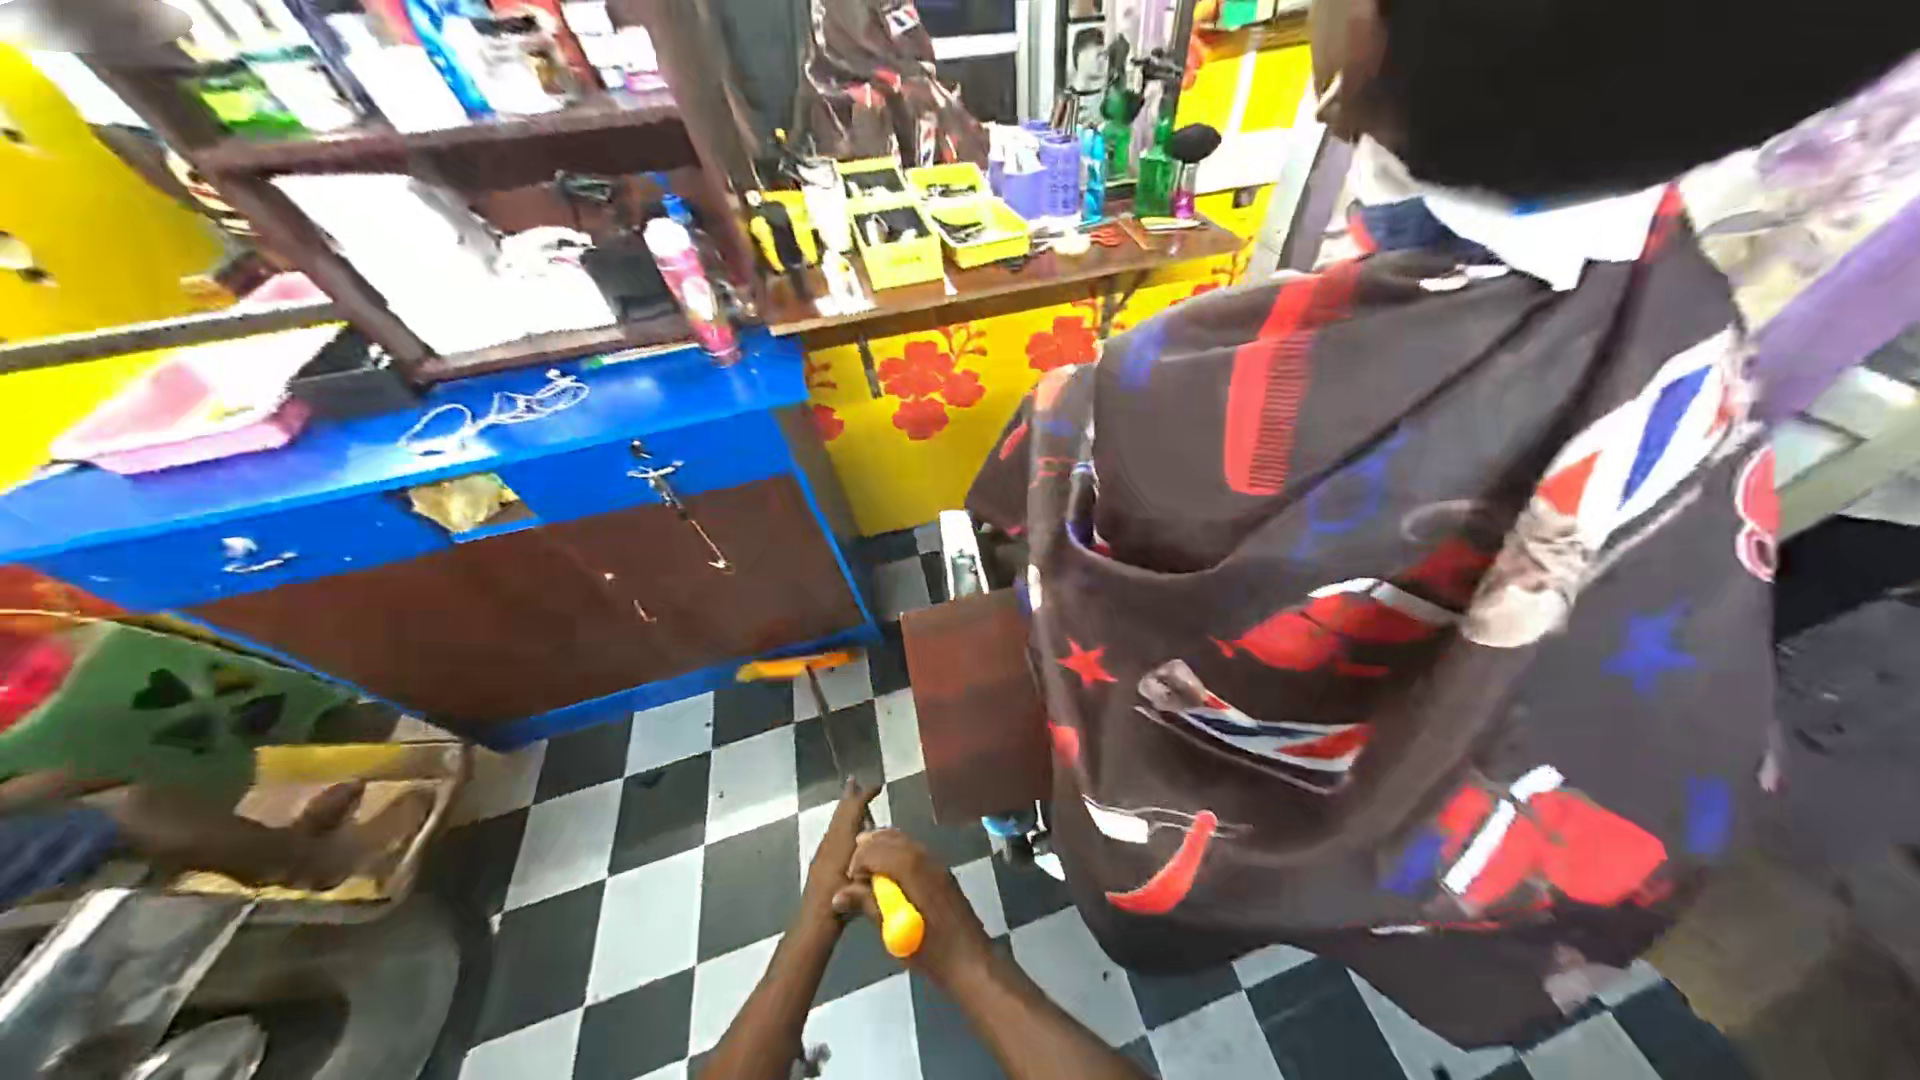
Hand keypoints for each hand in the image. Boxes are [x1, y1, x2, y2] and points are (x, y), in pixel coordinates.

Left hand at [802, 778, 880, 920]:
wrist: (814, 922)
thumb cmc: (841, 900)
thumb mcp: (864, 880)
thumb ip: (873, 859)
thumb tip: (883, 842)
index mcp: (842, 841)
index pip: (853, 810)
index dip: (865, 796)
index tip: (877, 786)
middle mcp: (831, 841)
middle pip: (841, 812)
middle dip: (849, 796)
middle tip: (853, 779)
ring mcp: (823, 851)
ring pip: (835, 823)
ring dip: (845, 810)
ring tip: (853, 801)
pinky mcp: (820, 862)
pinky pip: (833, 833)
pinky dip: (841, 824)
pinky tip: (847, 832)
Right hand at [836, 828, 993, 984]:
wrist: (971, 960)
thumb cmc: (931, 951)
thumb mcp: (893, 933)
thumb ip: (868, 906)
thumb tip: (838, 896)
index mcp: (912, 868)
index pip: (875, 848)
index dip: (858, 861)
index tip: (850, 882)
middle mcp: (924, 856)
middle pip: (889, 837)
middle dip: (867, 849)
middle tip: (854, 873)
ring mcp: (936, 861)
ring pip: (902, 840)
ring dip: (881, 850)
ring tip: (868, 874)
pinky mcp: (941, 870)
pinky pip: (913, 850)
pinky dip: (896, 855)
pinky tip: (890, 878)